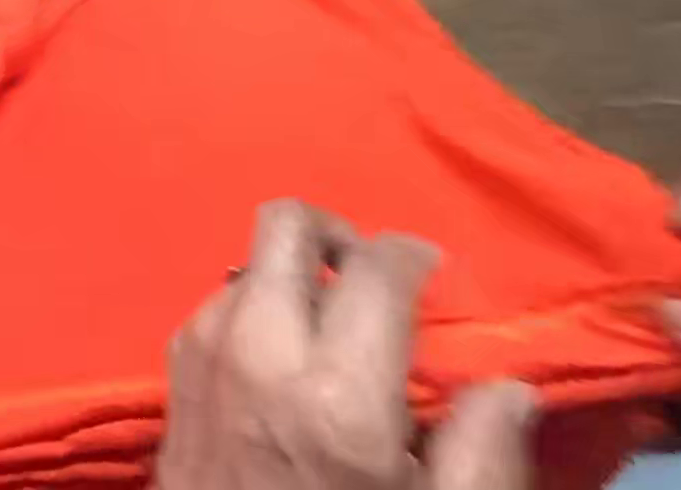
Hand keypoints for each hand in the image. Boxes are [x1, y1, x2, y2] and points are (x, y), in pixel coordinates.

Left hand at [155, 199, 536, 489]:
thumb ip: (484, 458)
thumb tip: (506, 385)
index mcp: (336, 396)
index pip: (376, 268)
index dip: (412, 254)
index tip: (430, 269)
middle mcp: (258, 346)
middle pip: (285, 222)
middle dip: (334, 231)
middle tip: (367, 274)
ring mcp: (205, 345)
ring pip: (253, 259)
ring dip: (294, 275)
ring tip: (326, 331)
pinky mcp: (175, 361)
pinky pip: (224, 298)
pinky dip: (259, 307)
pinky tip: (279, 363)